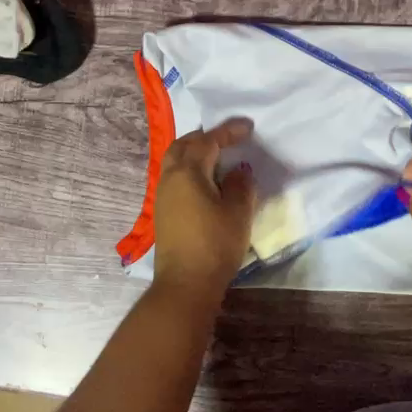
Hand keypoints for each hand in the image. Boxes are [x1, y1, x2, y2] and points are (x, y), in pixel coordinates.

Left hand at [152, 118, 257, 300]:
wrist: (186, 283)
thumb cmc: (215, 245)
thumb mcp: (237, 212)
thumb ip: (240, 185)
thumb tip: (238, 171)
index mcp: (188, 172)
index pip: (208, 141)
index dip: (229, 132)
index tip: (248, 127)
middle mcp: (170, 178)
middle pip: (183, 145)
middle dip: (205, 137)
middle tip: (228, 138)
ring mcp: (162, 196)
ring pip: (174, 161)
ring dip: (194, 152)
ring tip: (216, 156)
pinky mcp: (163, 212)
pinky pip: (174, 178)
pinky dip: (189, 169)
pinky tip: (204, 181)